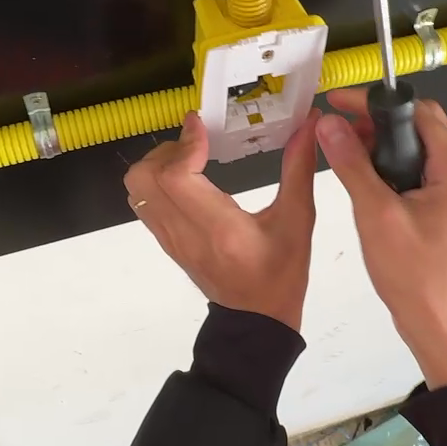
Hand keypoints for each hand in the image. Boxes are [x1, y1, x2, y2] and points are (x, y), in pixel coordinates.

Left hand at [123, 110, 319, 330]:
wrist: (255, 320)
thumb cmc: (280, 274)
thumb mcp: (298, 221)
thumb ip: (298, 170)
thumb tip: (309, 124)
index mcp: (219, 228)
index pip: (176, 177)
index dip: (185, 145)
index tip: (203, 125)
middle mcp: (185, 233)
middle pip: (144, 178)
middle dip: (168, 150)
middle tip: (198, 145)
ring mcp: (169, 239)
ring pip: (137, 189)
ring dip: (158, 164)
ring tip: (192, 160)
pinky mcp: (165, 242)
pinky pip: (144, 203)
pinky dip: (157, 182)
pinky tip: (189, 181)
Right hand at [316, 89, 446, 386]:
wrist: (440, 325)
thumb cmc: (414, 275)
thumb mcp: (376, 215)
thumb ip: (352, 164)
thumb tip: (329, 124)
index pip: (418, 111)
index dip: (375, 102)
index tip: (338, 103)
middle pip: (419, 127)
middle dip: (375, 124)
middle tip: (336, 131)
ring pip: (417, 151)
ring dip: (381, 148)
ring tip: (343, 155)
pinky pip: (418, 174)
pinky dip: (390, 170)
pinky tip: (362, 180)